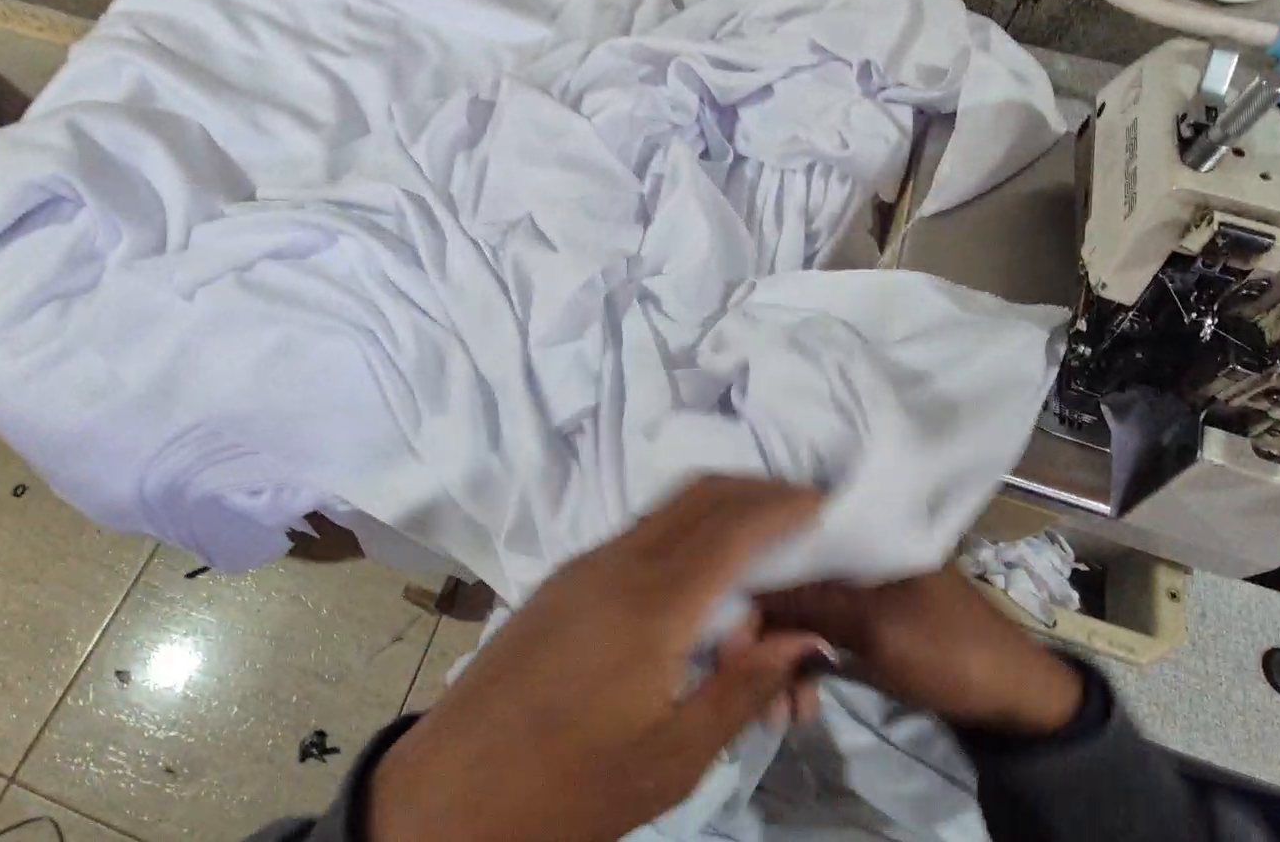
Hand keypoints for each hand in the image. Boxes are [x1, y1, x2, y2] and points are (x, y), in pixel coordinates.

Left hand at [369, 477, 834, 841]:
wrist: (454, 788)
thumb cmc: (571, 786)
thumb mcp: (671, 757)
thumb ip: (743, 688)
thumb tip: (807, 639)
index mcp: (651, 603)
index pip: (733, 527)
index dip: (784, 507)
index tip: (825, 505)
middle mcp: (616, 563)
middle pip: (699, 496)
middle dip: (756, 491)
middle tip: (802, 513)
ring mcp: (583, 566)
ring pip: (667, 511)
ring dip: (719, 512)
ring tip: (763, 547)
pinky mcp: (563, 581)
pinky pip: (638, 536)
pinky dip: (684, 536)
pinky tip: (702, 581)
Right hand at [760, 567, 1083, 736]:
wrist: (1015, 706)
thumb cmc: (946, 651)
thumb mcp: (873, 627)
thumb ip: (808, 602)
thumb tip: (741, 589)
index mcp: (868, 530)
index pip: (793, 535)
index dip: (756, 572)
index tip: (730, 617)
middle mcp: (860, 550)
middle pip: (792, 578)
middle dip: (768, 631)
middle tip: (749, 679)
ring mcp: (863, 587)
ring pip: (803, 612)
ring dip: (785, 658)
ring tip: (780, 712)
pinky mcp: (866, 619)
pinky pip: (821, 633)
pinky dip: (807, 665)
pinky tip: (800, 703)